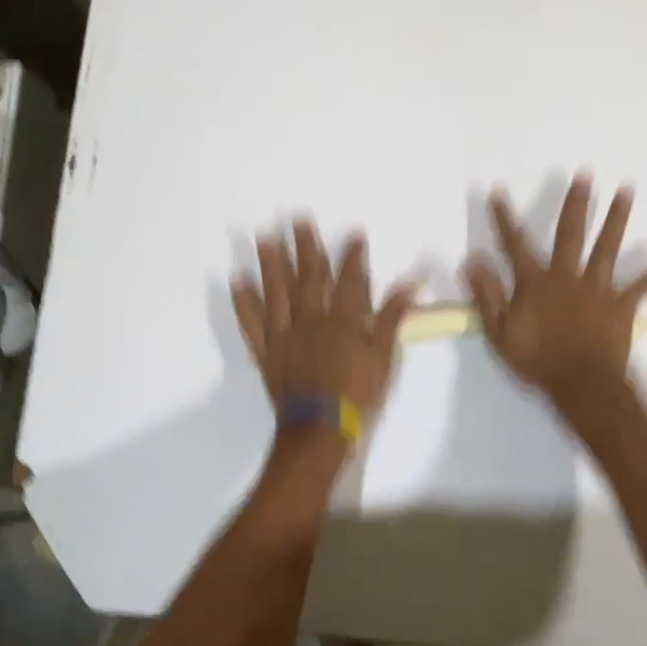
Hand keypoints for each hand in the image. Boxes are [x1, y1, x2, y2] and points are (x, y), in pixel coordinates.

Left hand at [232, 220, 416, 423]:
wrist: (320, 428)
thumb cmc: (358, 395)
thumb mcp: (384, 358)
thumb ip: (393, 318)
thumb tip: (410, 283)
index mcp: (343, 320)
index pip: (350, 280)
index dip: (353, 256)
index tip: (354, 233)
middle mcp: (311, 318)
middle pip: (309, 276)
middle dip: (306, 245)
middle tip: (297, 217)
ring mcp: (285, 333)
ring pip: (277, 291)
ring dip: (271, 262)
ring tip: (264, 236)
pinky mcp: (266, 350)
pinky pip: (251, 322)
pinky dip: (243, 301)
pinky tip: (236, 279)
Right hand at [463, 175, 646, 411]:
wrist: (582, 386)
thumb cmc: (537, 361)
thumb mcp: (499, 332)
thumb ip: (486, 294)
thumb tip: (473, 259)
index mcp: (535, 283)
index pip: (515, 245)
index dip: (505, 219)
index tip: (499, 192)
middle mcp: (567, 276)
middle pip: (570, 233)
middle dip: (575, 203)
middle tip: (584, 174)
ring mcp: (598, 288)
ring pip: (608, 246)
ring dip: (617, 217)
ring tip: (626, 190)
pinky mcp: (622, 305)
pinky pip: (645, 283)